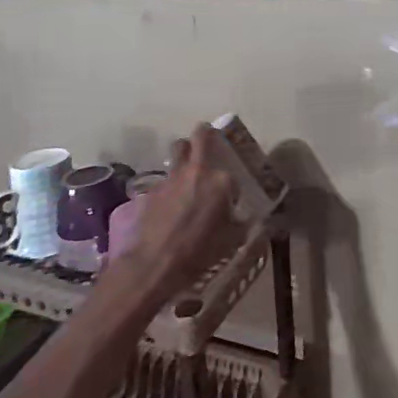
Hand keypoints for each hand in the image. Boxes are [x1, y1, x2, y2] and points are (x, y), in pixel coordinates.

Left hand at [114, 124, 239, 299]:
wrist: (157, 263)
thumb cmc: (200, 252)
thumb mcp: (231, 241)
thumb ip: (241, 224)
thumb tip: (245, 219)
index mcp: (221, 181)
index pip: (233, 177)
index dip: (232, 191)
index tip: (230, 204)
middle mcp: (198, 171)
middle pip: (201, 136)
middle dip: (206, 134)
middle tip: (208, 140)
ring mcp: (173, 177)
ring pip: (178, 149)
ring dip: (185, 152)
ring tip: (188, 167)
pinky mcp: (153, 188)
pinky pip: (165, 178)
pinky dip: (170, 184)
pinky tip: (169, 202)